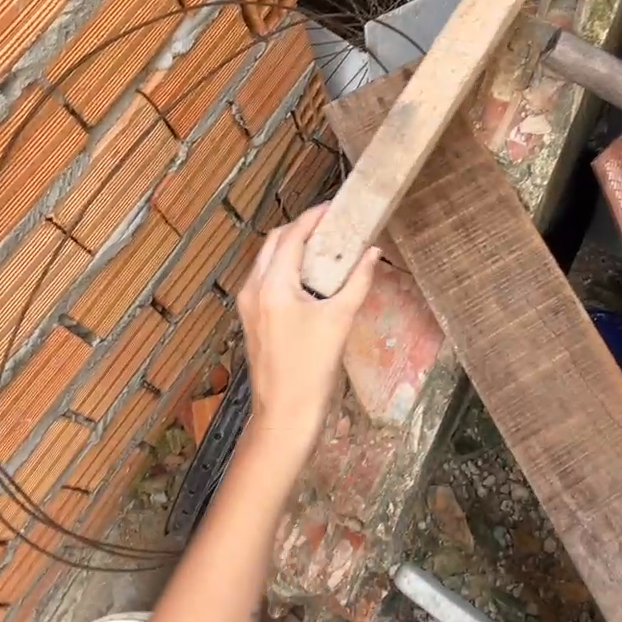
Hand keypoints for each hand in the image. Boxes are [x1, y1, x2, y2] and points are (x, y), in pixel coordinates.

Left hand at [235, 204, 381, 449]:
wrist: (284, 414)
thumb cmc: (312, 368)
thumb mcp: (340, 320)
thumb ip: (358, 281)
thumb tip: (372, 253)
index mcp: (272, 286)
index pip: (291, 237)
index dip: (312, 218)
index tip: (334, 207)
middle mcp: (253, 289)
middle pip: (273, 243)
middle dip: (300, 229)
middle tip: (330, 225)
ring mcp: (248, 305)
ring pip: (267, 260)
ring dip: (291, 247)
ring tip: (323, 246)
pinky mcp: (251, 319)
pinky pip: (266, 279)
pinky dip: (285, 268)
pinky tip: (309, 276)